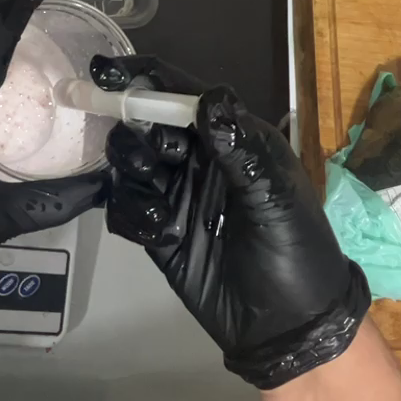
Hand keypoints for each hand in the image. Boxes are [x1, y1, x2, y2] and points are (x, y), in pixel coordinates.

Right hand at [101, 56, 369, 388]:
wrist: (289, 328)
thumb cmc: (295, 249)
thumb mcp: (274, 197)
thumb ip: (240, 148)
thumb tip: (209, 98)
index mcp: (229, 137)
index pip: (181, 92)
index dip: (143, 76)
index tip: (105, 72)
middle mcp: (197, 157)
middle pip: (145, 121)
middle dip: (137, 129)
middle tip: (159, 161)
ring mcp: (174, 192)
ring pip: (129, 160)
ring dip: (131, 169)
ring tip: (157, 201)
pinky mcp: (156, 229)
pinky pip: (124, 206)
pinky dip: (130, 212)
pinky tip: (157, 232)